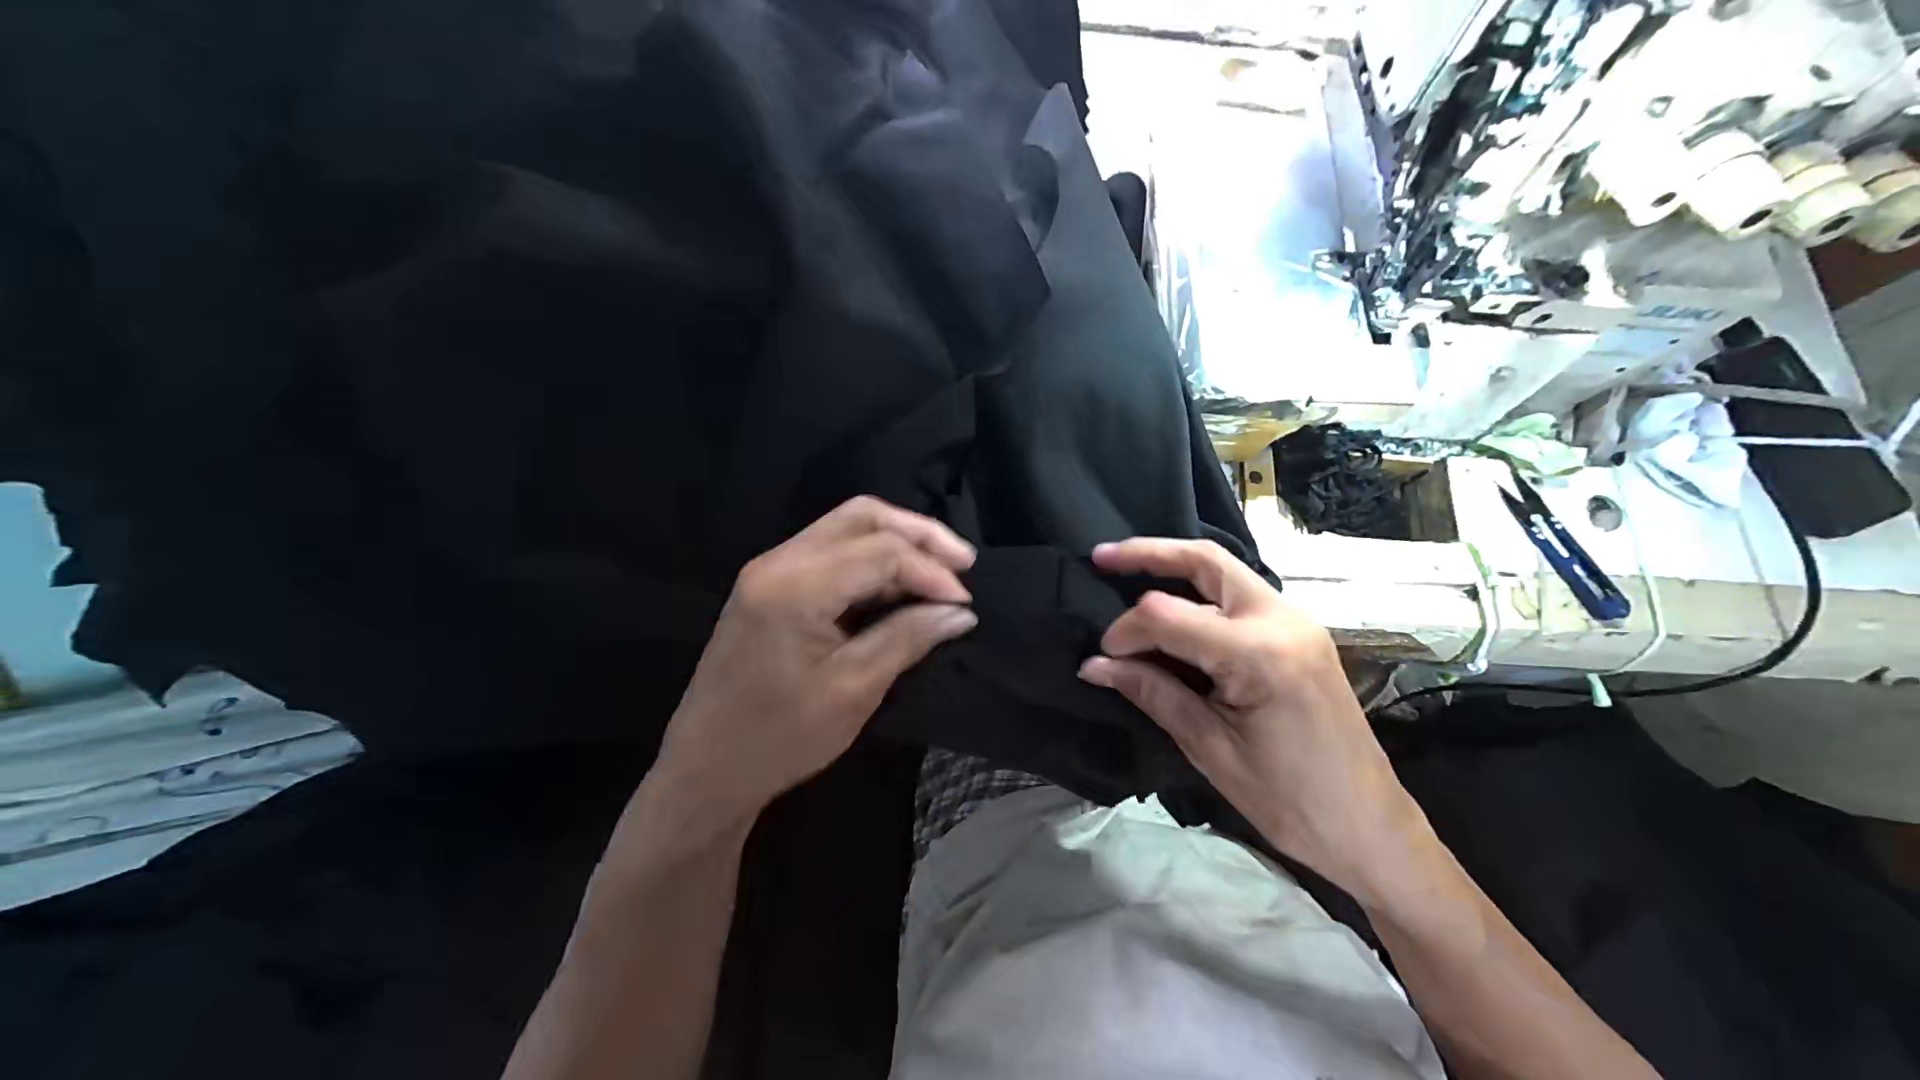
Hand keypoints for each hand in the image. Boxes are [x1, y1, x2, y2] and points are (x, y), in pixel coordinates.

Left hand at [649, 496, 978, 821]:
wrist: (706, 768)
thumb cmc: (780, 738)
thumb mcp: (854, 689)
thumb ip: (908, 637)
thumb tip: (959, 612)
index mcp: (796, 585)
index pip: (881, 550)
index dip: (931, 571)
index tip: (964, 605)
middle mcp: (778, 561)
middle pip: (862, 517)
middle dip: (918, 534)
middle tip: (963, 563)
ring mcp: (769, 570)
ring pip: (846, 528)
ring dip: (896, 543)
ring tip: (939, 573)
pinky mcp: (769, 586)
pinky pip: (829, 552)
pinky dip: (870, 561)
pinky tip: (898, 586)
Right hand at [1077, 538, 1428, 899]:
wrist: (1369, 827)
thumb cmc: (1288, 800)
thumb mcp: (1209, 747)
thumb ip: (1152, 692)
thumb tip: (1094, 665)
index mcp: (1260, 653)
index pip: (1168, 615)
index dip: (1125, 631)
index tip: (1101, 658)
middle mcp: (1282, 620)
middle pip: (1206, 561)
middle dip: (1149, 553)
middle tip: (1100, 556)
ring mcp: (1297, 622)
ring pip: (1225, 570)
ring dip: (1175, 566)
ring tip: (1126, 567)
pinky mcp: (1299, 634)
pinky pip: (1241, 595)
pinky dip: (1199, 591)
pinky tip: (1171, 602)